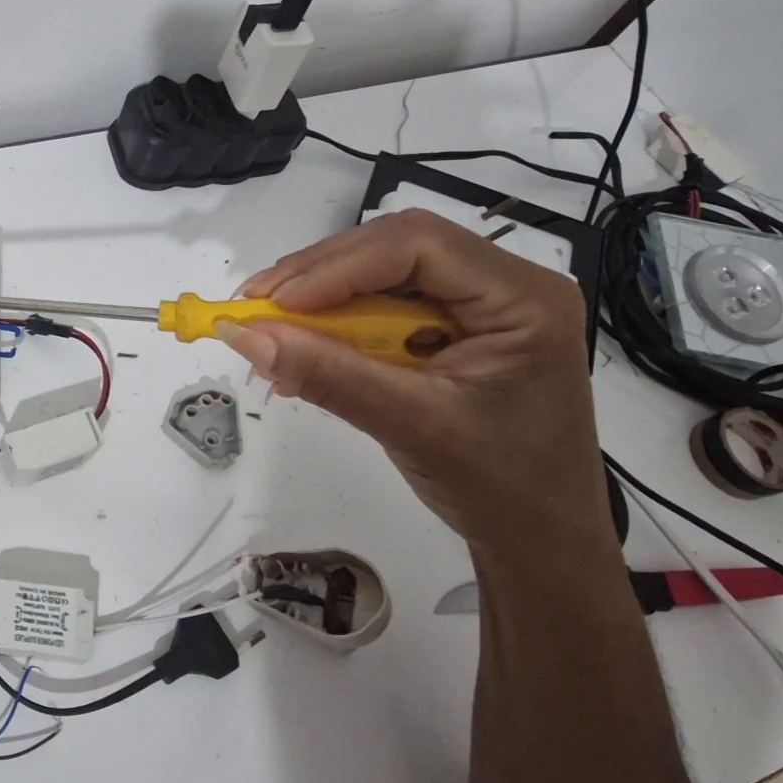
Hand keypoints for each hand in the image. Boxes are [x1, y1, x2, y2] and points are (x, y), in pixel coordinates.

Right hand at [217, 209, 609, 553]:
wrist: (539, 537)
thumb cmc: (496, 485)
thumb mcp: (410, 425)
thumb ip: (327, 374)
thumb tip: (243, 336)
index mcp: (522, 298)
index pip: (417, 246)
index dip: (338, 266)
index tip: (274, 303)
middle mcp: (504, 285)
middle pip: (395, 248)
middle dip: (320, 275)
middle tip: (255, 306)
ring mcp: (479, 305)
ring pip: (382, 273)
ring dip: (320, 298)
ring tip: (266, 326)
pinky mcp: (453, 328)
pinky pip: (383, 306)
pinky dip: (334, 325)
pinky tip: (297, 347)